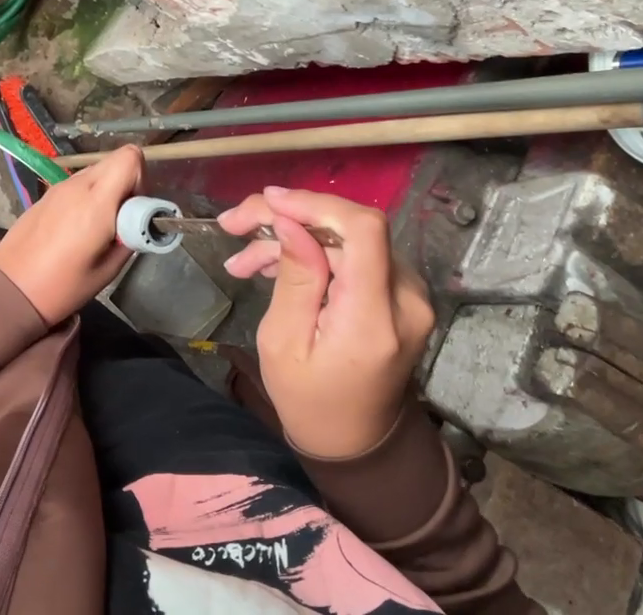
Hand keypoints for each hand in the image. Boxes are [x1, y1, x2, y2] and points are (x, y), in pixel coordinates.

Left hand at [0, 144, 144, 325]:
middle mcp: (77, 185)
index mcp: (96, 202)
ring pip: (96, 171)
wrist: (9, 289)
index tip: (136, 211)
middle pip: (115, 159)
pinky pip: (78, 183)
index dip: (141, 179)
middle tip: (122, 219)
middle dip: (128, 184)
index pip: (130, 157)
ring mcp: (58, 187)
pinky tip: (78, 228)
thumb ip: (130, 237)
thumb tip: (139, 223)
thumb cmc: (62, 286)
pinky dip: (88, 196)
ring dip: (107, 190)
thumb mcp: (108, 269)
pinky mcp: (46, 195)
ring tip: (99, 228)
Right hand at [220, 187, 434, 458]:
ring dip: (293, 236)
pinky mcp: (400, 293)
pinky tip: (272, 265)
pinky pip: (354, 254)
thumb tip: (290, 222)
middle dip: (287, 218)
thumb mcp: (283, 343)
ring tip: (243, 259)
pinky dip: (313, 251)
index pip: (363, 231)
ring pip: (347, 237)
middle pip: (349, 228)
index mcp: (374, 318)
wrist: (354, 440)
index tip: (267, 202)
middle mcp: (405, 299)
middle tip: (234, 225)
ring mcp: (408, 295)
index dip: (315, 204)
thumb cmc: (308, 400)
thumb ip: (294, 278)